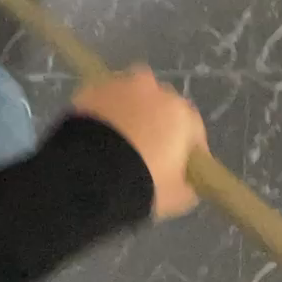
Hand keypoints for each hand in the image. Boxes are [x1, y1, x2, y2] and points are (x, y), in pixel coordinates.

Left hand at [70, 64, 206, 218]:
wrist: (91, 172)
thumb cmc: (144, 183)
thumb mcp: (179, 195)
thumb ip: (187, 182)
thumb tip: (184, 180)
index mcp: (180, 113)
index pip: (192, 126)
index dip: (186, 146)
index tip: (179, 163)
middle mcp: (152, 91)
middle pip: (160, 103)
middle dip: (156, 120)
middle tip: (146, 146)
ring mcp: (119, 86)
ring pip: (129, 94)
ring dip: (128, 109)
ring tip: (119, 136)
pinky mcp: (89, 89)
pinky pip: (102, 98)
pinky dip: (103, 110)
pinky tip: (97, 131)